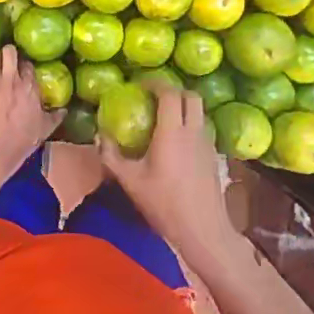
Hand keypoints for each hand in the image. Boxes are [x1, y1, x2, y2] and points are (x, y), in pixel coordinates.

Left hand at [0, 45, 62, 176]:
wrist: (0, 149)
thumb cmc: (25, 138)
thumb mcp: (46, 127)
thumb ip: (56, 116)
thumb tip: (64, 110)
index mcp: (29, 86)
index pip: (27, 64)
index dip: (25, 65)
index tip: (23, 70)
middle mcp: (11, 80)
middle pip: (10, 51)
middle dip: (8, 51)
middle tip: (7, 58)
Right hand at [97, 88, 241, 266]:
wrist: (203, 230)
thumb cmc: (164, 204)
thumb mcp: (130, 181)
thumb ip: (112, 156)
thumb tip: (100, 136)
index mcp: (173, 131)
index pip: (169, 93)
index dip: (156, 83)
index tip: (141, 84)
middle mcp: (194, 131)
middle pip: (191, 96)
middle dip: (173, 90)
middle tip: (154, 97)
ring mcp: (207, 143)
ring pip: (200, 112)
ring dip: (184, 107)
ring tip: (164, 117)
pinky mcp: (213, 156)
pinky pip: (202, 129)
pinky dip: (190, 124)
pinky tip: (176, 142)